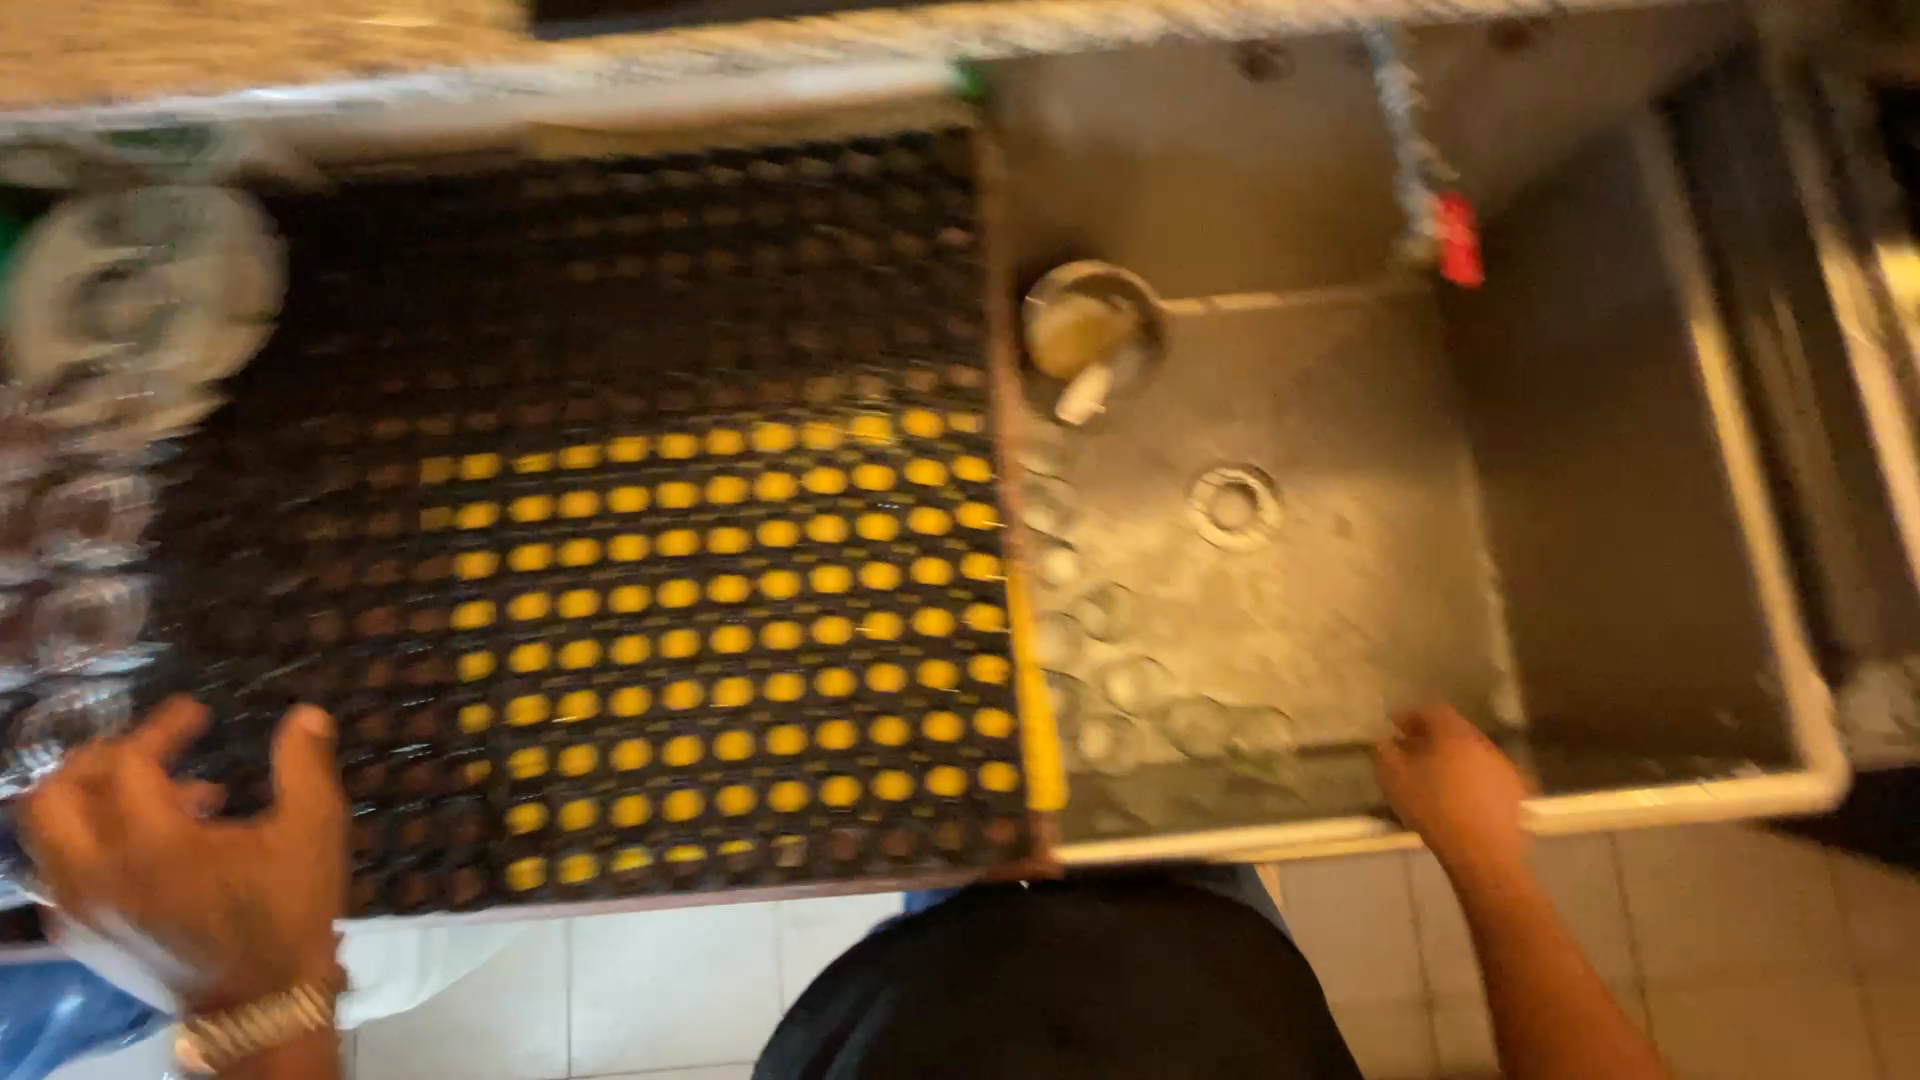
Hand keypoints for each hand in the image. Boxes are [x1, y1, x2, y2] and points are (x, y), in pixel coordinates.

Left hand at [17, 696, 347, 1011]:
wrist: (258, 995)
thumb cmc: (290, 906)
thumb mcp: (314, 828)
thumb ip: (304, 767)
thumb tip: (305, 714)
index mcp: (154, 844)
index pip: (127, 765)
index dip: (160, 728)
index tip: (196, 712)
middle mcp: (95, 873)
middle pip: (55, 796)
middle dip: (101, 758)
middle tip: (154, 744)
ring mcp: (76, 908)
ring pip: (47, 835)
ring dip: (96, 799)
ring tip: (169, 792)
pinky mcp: (78, 932)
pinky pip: (61, 870)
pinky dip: (97, 838)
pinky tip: (159, 842)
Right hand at [1373, 706, 1531, 880]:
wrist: (1482, 854)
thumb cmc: (1432, 809)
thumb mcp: (1394, 778)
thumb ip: (1385, 752)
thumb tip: (1385, 739)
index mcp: (1454, 735)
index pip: (1433, 711)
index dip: (1411, 715)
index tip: (1394, 726)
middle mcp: (1484, 745)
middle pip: (1456, 730)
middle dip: (1432, 736)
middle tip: (1412, 749)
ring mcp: (1505, 769)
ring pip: (1473, 753)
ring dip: (1453, 757)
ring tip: (1435, 775)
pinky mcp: (1517, 794)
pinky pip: (1488, 775)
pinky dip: (1471, 777)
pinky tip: (1459, 796)